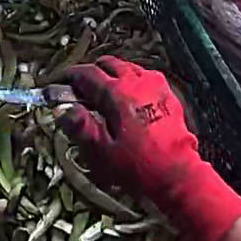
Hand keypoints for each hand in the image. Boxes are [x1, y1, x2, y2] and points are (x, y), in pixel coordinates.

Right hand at [56, 56, 240, 240]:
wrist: (180, 177)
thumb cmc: (139, 166)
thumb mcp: (102, 151)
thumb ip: (80, 126)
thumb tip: (61, 109)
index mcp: (117, 93)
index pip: (87, 73)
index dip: (71, 76)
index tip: (61, 82)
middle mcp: (136, 81)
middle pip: (108, 63)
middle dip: (92, 71)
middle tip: (81, 88)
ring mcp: (155, 86)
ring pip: (127, 67)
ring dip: (112, 74)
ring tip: (104, 93)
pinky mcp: (168, 95)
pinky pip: (145, 77)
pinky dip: (132, 81)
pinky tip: (129, 100)